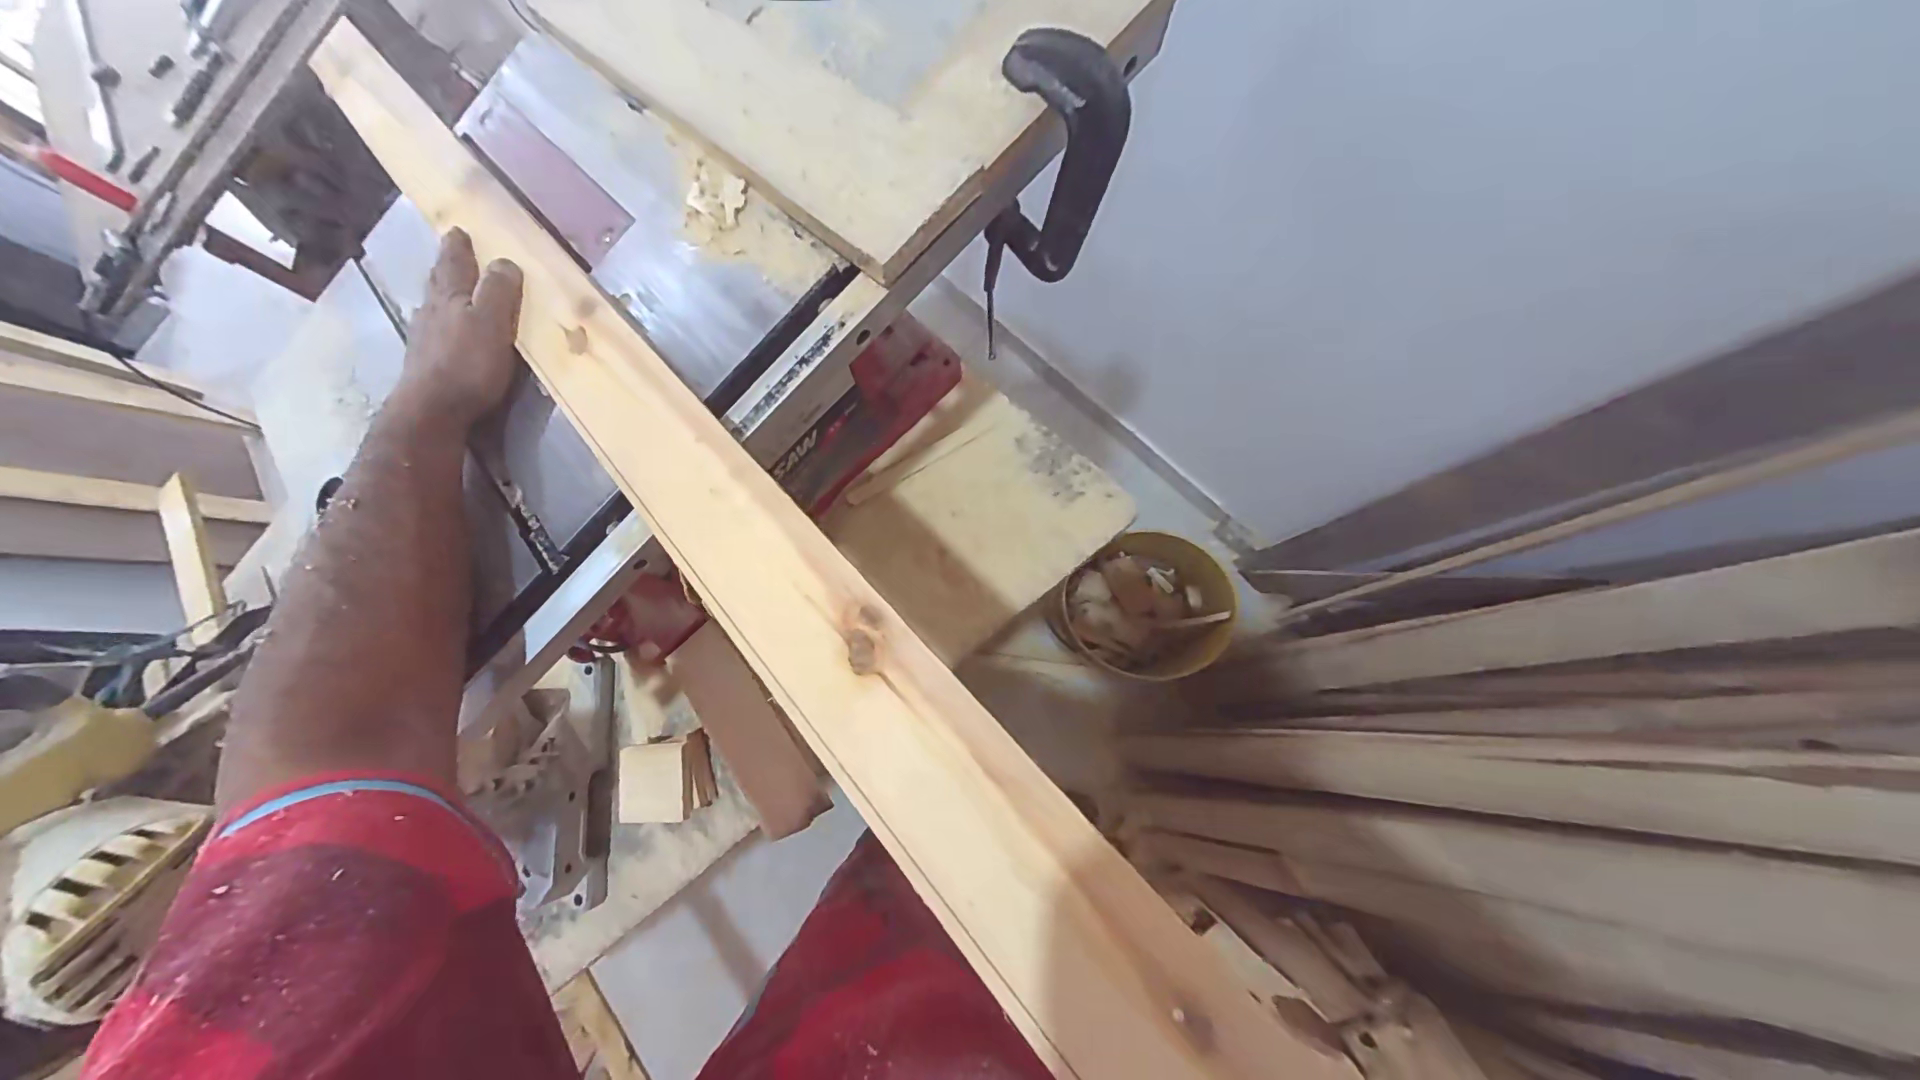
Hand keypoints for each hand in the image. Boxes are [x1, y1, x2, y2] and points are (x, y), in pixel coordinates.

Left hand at [392, 228, 523, 427]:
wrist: (433, 409)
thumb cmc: (468, 365)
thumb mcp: (492, 324)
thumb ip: (498, 292)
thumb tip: (505, 261)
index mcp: (451, 298)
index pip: (456, 265)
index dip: (459, 249)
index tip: (459, 231)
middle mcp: (433, 311)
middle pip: (439, 281)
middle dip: (446, 265)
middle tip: (450, 252)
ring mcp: (426, 337)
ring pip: (434, 304)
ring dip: (441, 293)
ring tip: (446, 286)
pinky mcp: (426, 361)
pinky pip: (435, 329)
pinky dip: (441, 321)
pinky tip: (443, 328)